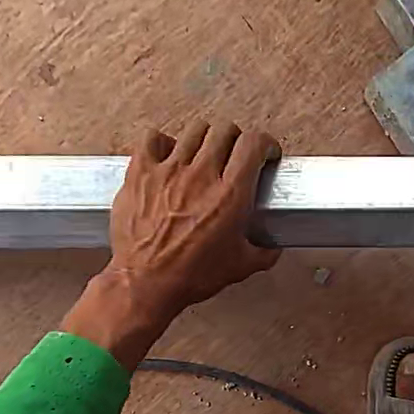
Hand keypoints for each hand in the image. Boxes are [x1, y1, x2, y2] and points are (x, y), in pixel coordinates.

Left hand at [61, 121, 281, 368]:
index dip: (264, 143)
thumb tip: (273, 248)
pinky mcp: (141, 173)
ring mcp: (168, 171)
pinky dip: (163, 142)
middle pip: (225, 130)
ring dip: (204, 139)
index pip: (254, 144)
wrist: (145, 283)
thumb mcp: (238, 267)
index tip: (264, 152)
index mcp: (230, 195)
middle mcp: (201, 176)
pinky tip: (167, 156)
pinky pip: (152, 139)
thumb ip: (263, 253)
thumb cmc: (188, 276)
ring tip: (202, 155)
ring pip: (193, 130)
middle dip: (235, 140)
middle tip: (233, 156)